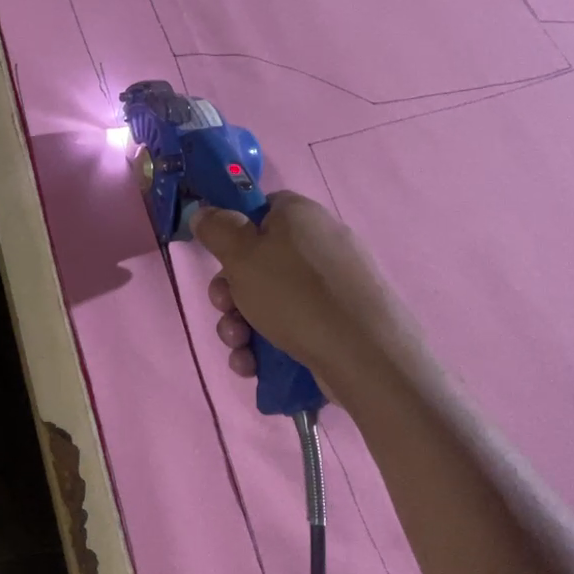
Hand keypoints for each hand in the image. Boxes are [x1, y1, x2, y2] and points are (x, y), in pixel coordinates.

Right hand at [194, 191, 413, 391]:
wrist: (367, 358)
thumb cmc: (296, 296)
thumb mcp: (241, 256)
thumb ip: (217, 229)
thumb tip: (205, 211)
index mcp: (300, 216)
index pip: (259, 208)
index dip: (233, 231)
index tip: (217, 256)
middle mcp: (320, 243)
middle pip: (257, 260)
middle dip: (229, 293)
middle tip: (223, 309)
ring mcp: (332, 286)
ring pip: (268, 299)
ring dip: (240, 324)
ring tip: (239, 347)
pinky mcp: (339, 321)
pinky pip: (290, 325)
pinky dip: (265, 344)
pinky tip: (252, 364)